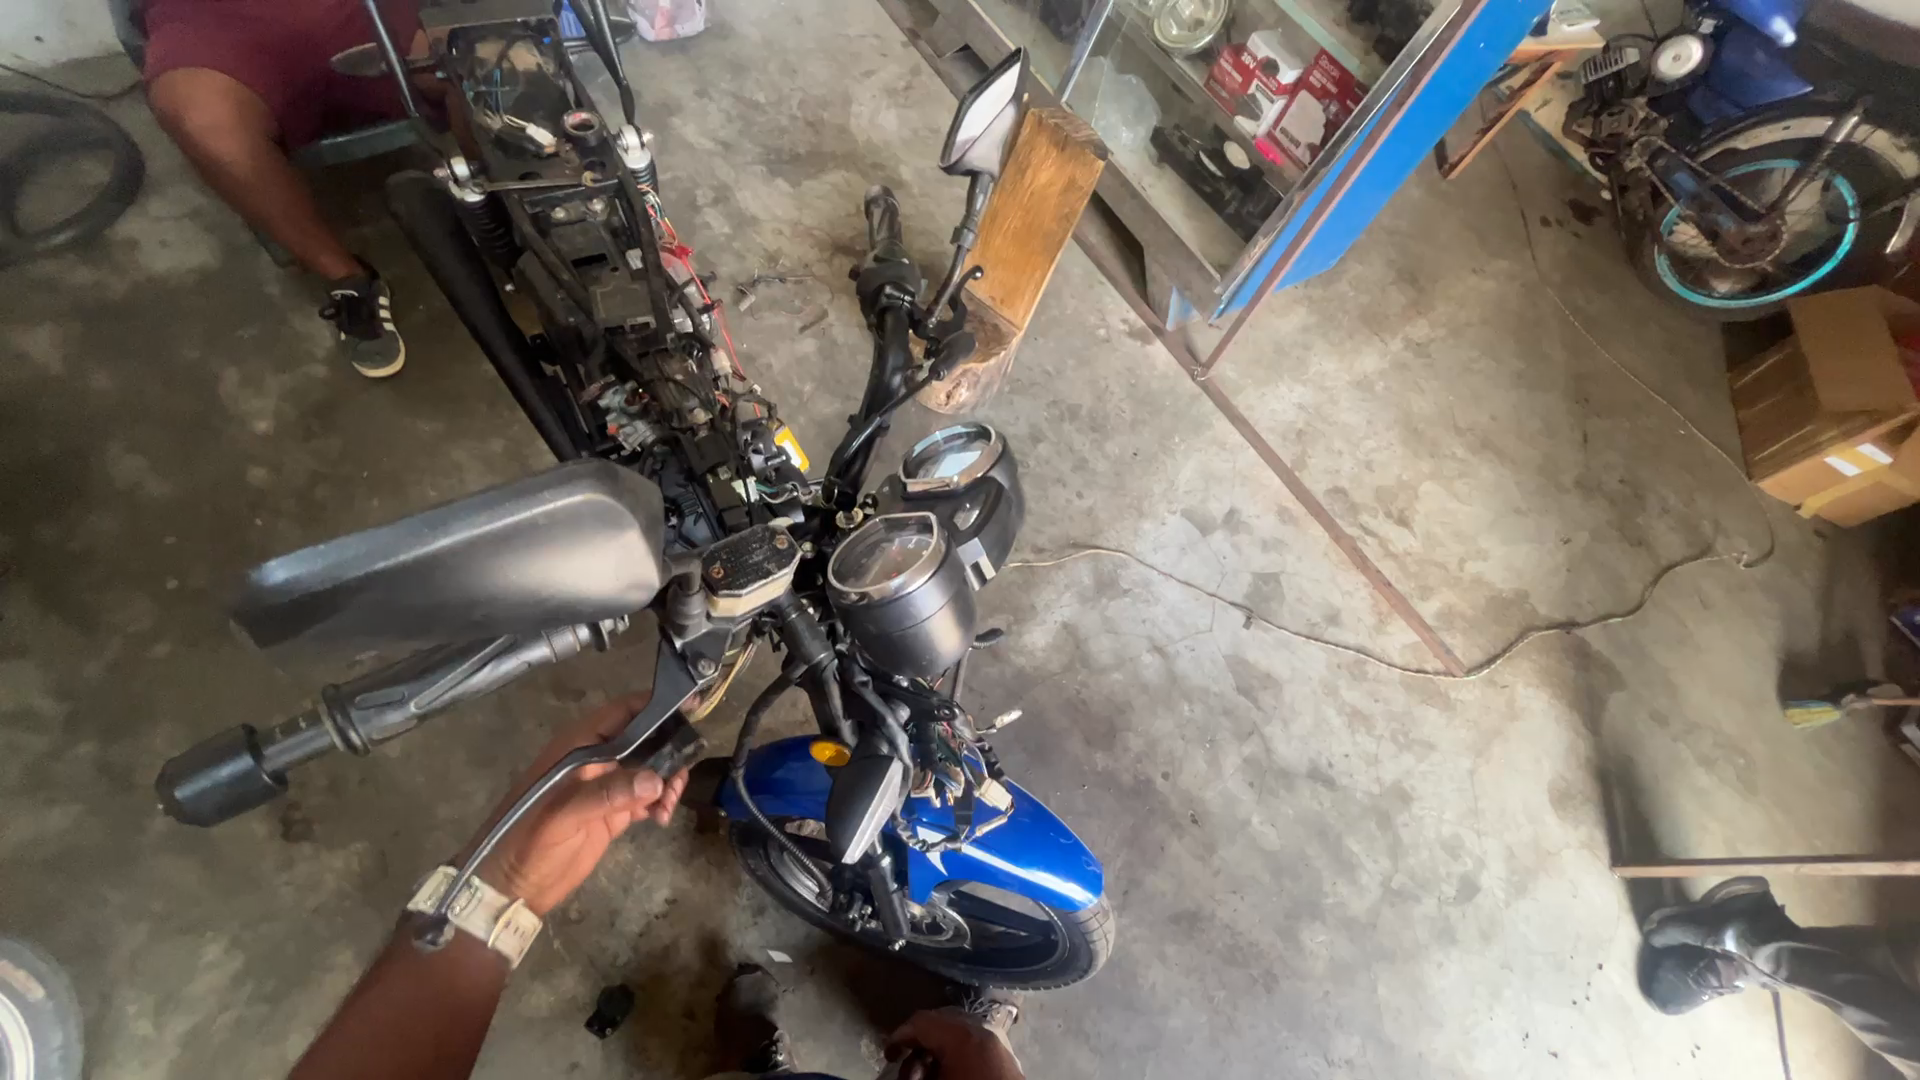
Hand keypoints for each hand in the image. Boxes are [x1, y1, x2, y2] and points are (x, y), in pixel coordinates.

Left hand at [467, 693, 689, 916]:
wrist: (509, 891)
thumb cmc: (525, 842)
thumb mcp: (562, 815)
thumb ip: (607, 793)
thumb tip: (656, 781)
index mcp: (579, 746)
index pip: (623, 712)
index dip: (656, 705)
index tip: (691, 707)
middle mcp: (597, 759)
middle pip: (647, 737)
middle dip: (671, 748)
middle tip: (685, 767)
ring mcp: (607, 785)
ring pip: (652, 767)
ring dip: (668, 779)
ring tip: (669, 803)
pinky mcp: (615, 811)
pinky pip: (649, 796)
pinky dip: (662, 802)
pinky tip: (661, 818)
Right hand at [886, 1008, 1024, 1079]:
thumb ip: (913, 1077)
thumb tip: (905, 1073)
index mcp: (960, 1035)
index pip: (922, 1021)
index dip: (900, 1036)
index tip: (888, 1055)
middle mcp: (979, 1031)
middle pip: (939, 1026)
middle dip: (919, 1049)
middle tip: (909, 1077)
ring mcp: (994, 1044)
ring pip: (956, 1038)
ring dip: (936, 1057)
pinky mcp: (1004, 1060)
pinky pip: (971, 1050)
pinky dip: (954, 1061)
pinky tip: (947, 1079)